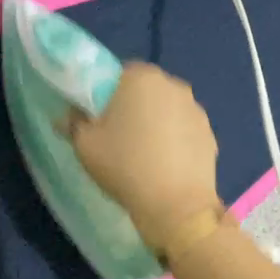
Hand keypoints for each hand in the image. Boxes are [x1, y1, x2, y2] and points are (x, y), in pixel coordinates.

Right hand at [68, 62, 222, 254]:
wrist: (176, 205)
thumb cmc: (125, 166)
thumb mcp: (85, 145)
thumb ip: (74, 123)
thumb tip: (68, 115)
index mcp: (142, 78)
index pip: (120, 73)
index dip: (107, 94)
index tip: (100, 118)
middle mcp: (175, 85)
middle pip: (147, 90)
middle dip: (134, 107)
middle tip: (118, 136)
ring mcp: (197, 110)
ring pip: (168, 110)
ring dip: (157, 124)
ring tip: (144, 155)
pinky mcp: (211, 135)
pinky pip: (184, 132)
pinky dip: (175, 142)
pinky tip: (165, 166)